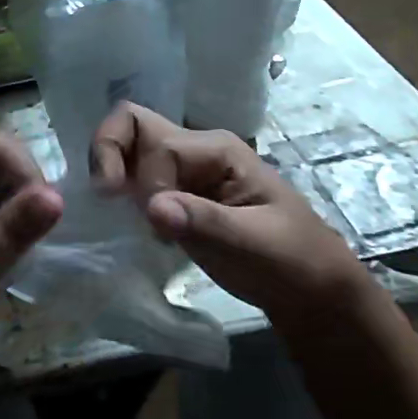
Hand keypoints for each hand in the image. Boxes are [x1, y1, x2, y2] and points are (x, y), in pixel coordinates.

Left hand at [0, 133, 62, 351]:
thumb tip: (57, 197)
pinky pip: (4, 196)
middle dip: (27, 184)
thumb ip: (15, 227)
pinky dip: (19, 213)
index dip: (24, 169)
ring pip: (7, 176)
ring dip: (25, 199)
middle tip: (37, 223)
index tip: (42, 207)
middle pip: (3, 155)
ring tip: (29, 234)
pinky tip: (20, 239)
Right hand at [90, 103, 362, 319]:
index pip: (157, 146)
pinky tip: (125, 225)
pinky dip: (121, 197)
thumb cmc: (294, 261)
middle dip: (108, 152)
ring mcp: (183, 173)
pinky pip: (135, 181)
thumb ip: (204, 222)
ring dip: (112, 176)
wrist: (313, 292)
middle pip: (133, 125)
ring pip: (128, 151)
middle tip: (104, 197)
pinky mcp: (176, 198)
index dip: (148, 182)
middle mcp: (194, 151)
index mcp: (216, 150)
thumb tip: (151, 206)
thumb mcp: (255, 244)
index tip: (158, 221)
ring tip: (114, 215)